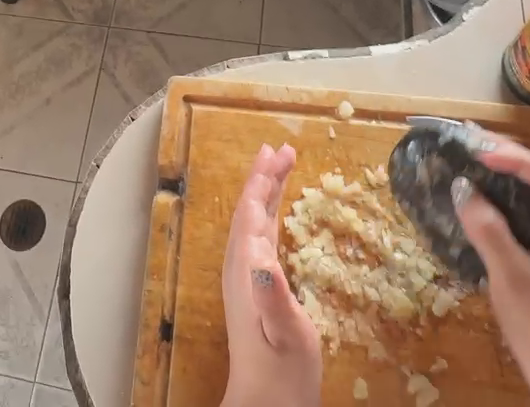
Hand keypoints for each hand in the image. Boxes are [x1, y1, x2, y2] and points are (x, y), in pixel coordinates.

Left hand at [220, 143, 320, 406]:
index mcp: (248, 267)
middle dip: (264, 176)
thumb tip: (265, 261)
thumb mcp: (288, 332)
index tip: (279, 150)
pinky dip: (267, 214)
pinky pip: (258, 236)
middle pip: (250, 208)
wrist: (268, 404)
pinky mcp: (254, 288)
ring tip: (279, 167)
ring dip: (265, 191)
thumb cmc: (282, 370)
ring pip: (253, 221)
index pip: (252, 209)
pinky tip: (275, 216)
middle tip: (282, 148)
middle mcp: (242, 266)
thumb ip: (274, 296)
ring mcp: (246, 277)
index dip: (264, 178)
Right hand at [454, 141, 529, 406]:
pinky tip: (494, 195)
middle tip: (472, 142)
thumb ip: (489, 232)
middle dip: (515, 159)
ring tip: (478, 156)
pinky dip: (520, 200)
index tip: (479, 150)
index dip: (518, 159)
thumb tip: (462, 188)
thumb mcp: (513, 283)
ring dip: (516, 176)